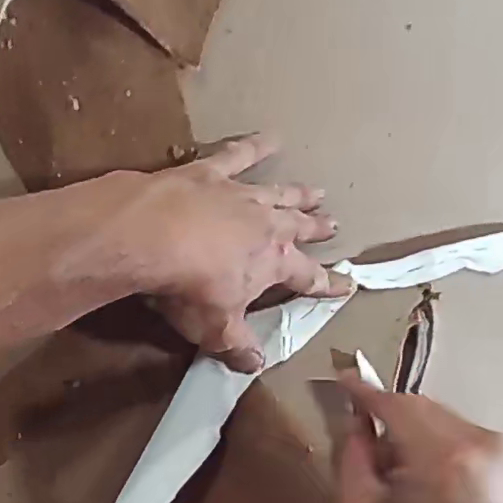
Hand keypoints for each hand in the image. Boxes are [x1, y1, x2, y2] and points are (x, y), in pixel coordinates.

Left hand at [84, 133, 349, 371]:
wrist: (155, 237)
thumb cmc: (191, 289)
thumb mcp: (215, 329)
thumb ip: (237, 345)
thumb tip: (254, 365)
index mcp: (271, 263)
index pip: (307, 278)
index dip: (327, 284)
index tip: (347, 285)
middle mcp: (265, 225)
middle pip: (298, 227)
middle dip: (316, 229)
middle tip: (334, 224)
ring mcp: (239, 195)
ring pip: (278, 193)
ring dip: (298, 193)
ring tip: (316, 191)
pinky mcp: (209, 173)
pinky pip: (239, 155)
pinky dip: (256, 146)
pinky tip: (272, 137)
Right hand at [334, 376, 502, 502]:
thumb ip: (350, 459)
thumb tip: (355, 423)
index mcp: (440, 456)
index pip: (395, 405)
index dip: (366, 393)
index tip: (345, 379)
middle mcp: (478, 441)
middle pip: (420, 407)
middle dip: (390, 417)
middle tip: (367, 441)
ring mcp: (502, 446)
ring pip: (440, 417)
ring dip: (413, 431)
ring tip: (400, 469)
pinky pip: (460, 430)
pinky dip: (437, 441)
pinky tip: (428, 474)